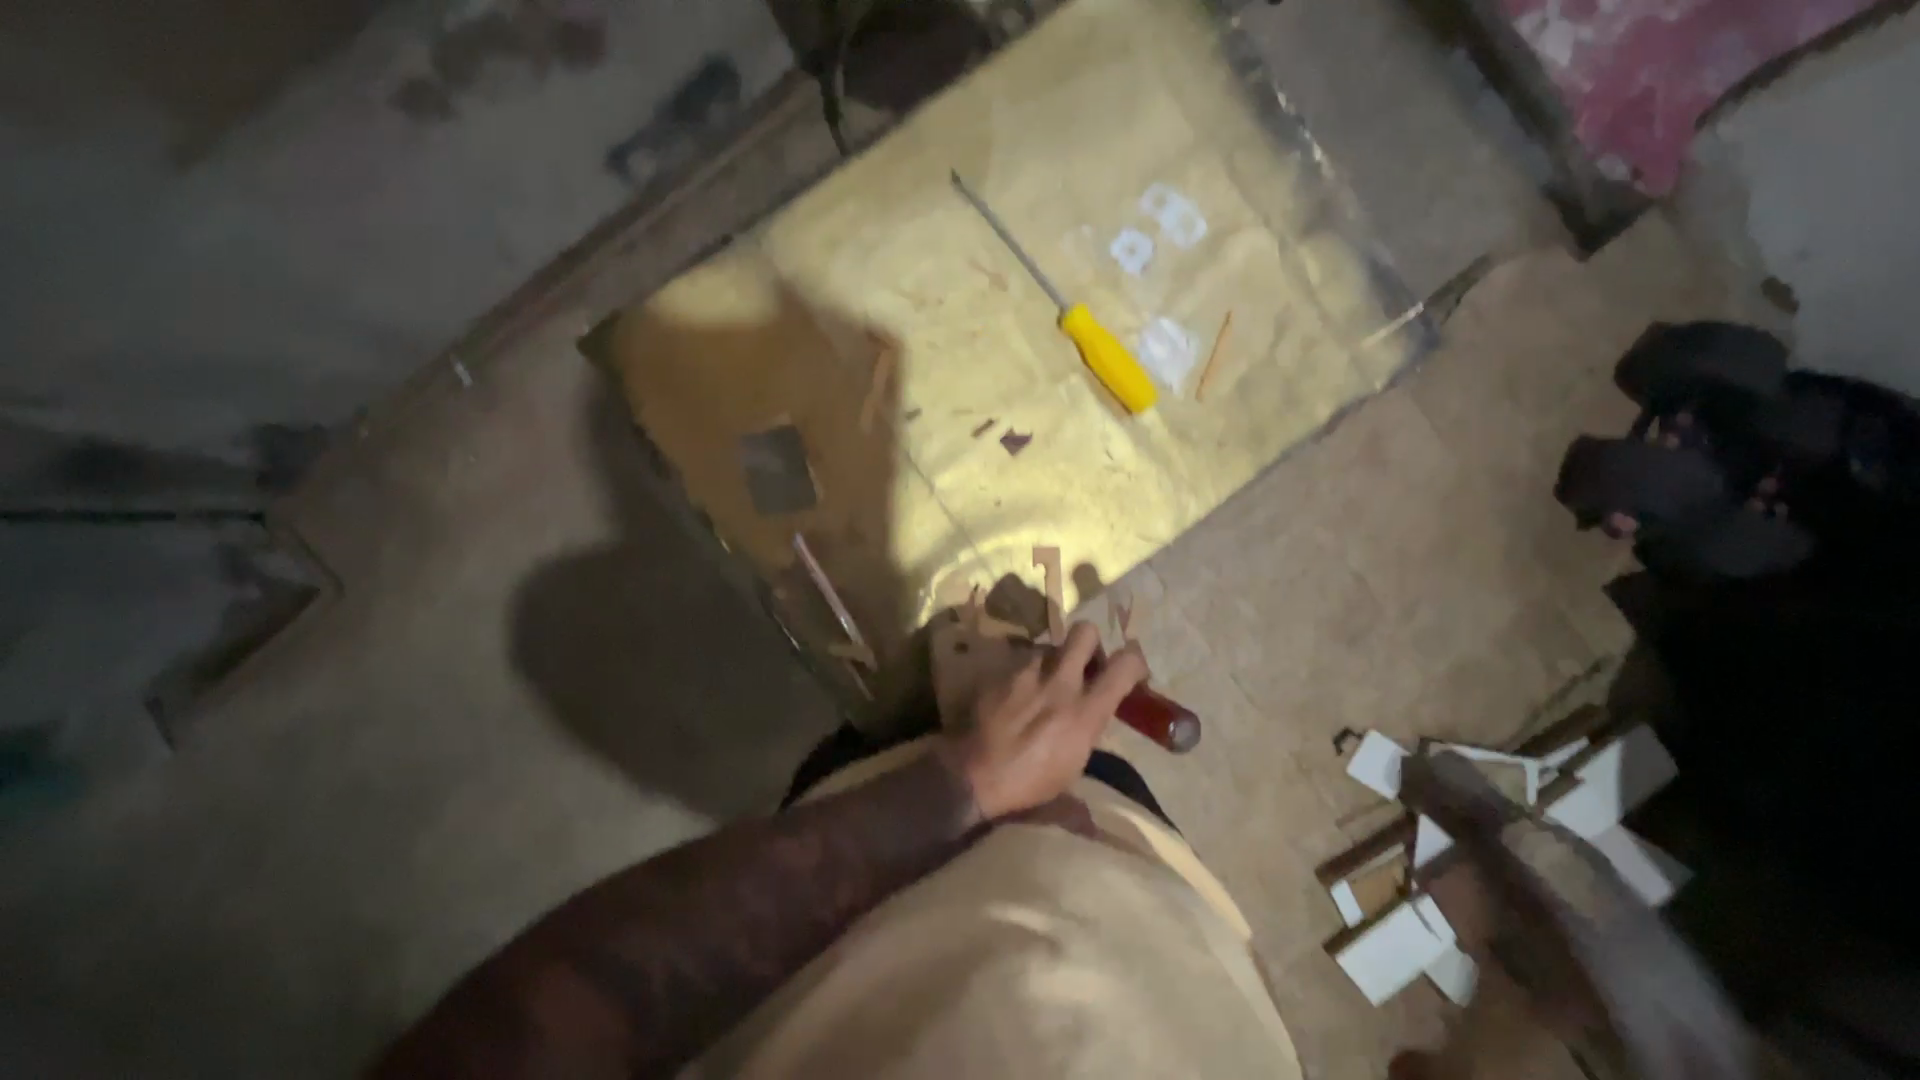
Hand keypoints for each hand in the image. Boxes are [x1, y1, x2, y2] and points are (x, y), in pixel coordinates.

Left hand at [940, 622, 1148, 820]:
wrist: (975, 775)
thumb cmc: (1030, 783)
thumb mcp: (1074, 766)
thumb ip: (1088, 731)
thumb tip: (1093, 719)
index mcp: (1085, 712)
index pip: (1124, 665)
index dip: (1135, 662)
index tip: (1132, 672)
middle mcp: (1059, 684)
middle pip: (1084, 632)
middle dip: (1091, 642)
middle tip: (1087, 664)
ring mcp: (1026, 675)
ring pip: (1049, 647)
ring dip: (1054, 661)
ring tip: (1047, 684)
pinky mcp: (1000, 675)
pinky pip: (1021, 663)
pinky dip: (1026, 675)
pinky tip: (1019, 696)